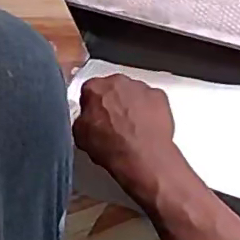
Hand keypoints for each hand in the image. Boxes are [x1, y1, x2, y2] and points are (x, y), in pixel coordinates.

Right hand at [73, 74, 186, 202]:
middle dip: (112, 101)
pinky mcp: (159, 96)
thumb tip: (84, 119)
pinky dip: (148, 110)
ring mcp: (141, 88)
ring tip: (130, 127)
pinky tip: (144, 127)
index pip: (89, 90)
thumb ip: (81, 118)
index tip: (94, 115)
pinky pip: (151, 100)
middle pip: (113, 88)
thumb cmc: (113, 146)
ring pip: (133, 93)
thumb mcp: (80, 135)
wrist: (141, 157)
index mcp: (95, 88)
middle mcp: (118, 82)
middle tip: (112, 122)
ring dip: (130, 105)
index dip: (91, 104)